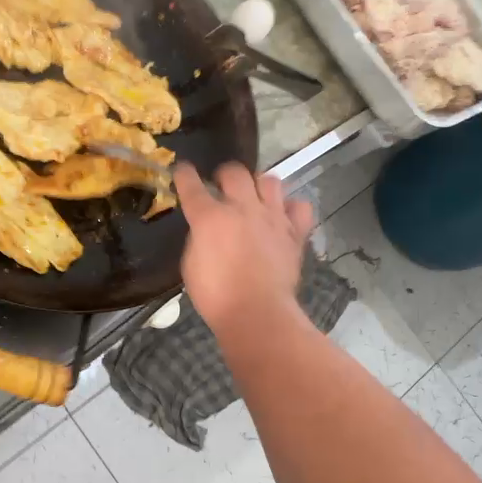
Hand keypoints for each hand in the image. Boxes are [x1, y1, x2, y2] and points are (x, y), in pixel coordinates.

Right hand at [174, 162, 314, 328]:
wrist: (257, 313)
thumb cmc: (216, 295)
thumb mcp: (192, 265)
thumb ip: (199, 239)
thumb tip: (207, 230)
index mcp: (210, 218)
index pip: (193, 187)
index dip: (185, 176)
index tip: (182, 169)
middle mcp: (243, 209)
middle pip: (235, 173)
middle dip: (224, 174)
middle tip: (221, 185)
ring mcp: (273, 218)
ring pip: (270, 180)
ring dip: (258, 185)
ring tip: (254, 196)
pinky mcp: (295, 232)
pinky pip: (299, 206)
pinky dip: (291, 207)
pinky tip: (283, 216)